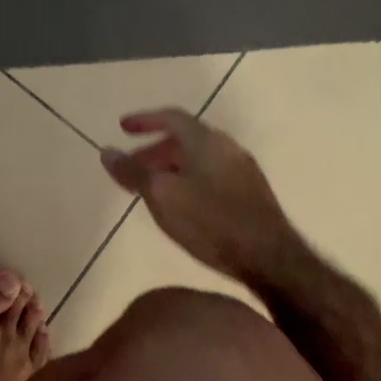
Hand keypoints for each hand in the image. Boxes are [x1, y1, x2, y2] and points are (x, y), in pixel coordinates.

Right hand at [101, 108, 303, 286]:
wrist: (274, 264)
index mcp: (205, 141)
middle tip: (134, 164)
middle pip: (185, 138)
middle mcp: (228, 148)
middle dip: (155, 149)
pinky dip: (191, 179)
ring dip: (173, 166)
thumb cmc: (211, 222)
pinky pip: (214, 175)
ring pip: (200, 159)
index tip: (122, 128)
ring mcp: (245, 173)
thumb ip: (132, 171)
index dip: (144, 120)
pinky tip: (183, 205)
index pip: (171, 117)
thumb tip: (106, 151)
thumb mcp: (160, 195)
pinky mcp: (255, 197)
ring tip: (154, 188)